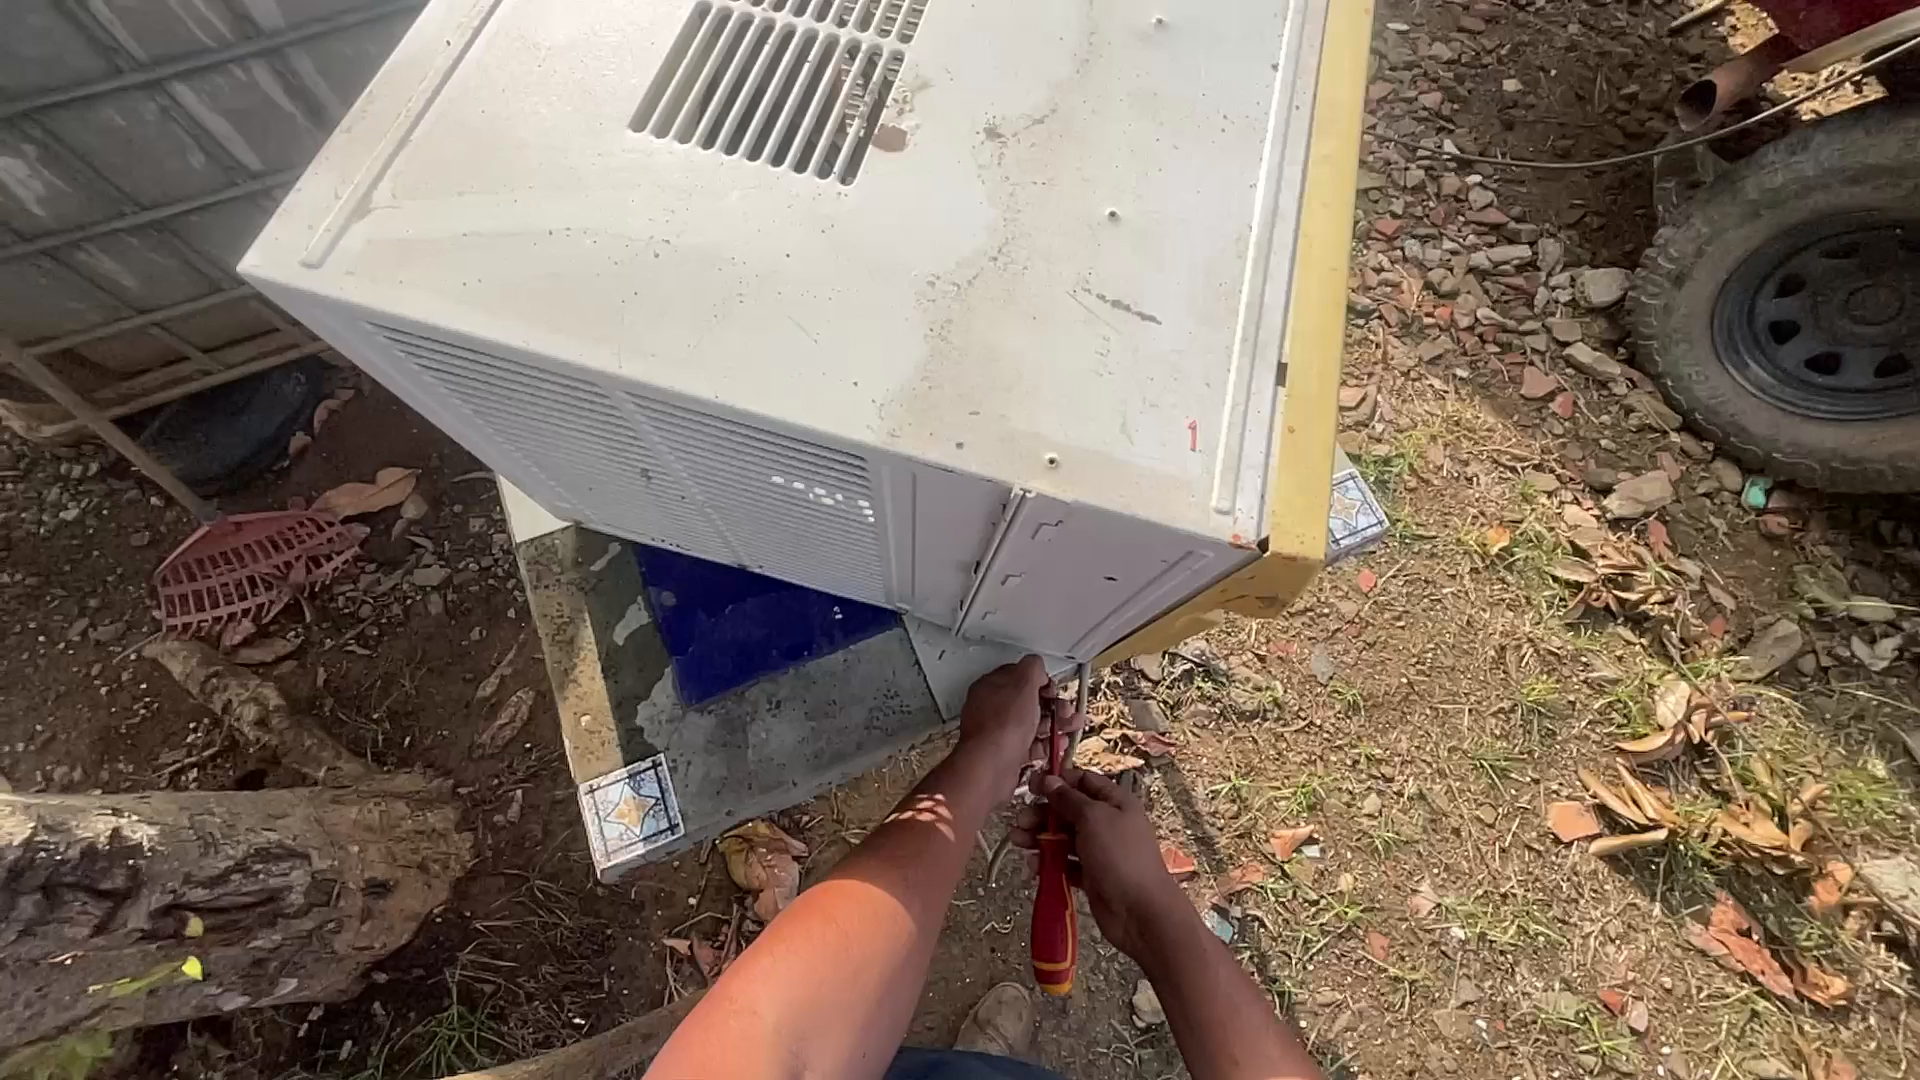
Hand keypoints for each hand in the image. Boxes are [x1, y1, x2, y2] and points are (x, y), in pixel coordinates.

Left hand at [957, 657, 1081, 781]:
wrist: (991, 766)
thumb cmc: (1003, 724)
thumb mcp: (1023, 684)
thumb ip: (1032, 668)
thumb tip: (1036, 664)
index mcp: (991, 687)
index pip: (1018, 676)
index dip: (1039, 680)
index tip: (1053, 689)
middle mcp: (991, 708)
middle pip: (1027, 701)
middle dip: (1052, 705)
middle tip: (1066, 711)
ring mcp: (997, 732)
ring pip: (1031, 724)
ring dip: (1054, 724)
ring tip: (1070, 727)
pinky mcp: (1005, 754)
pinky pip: (1029, 745)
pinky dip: (1046, 744)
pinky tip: (1058, 745)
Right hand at [1011, 768, 1188, 960]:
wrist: (1140, 913)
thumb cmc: (1120, 856)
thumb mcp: (1093, 818)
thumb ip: (1068, 799)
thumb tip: (1050, 780)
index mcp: (1115, 802)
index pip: (1083, 781)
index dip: (1058, 781)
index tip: (1032, 785)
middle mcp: (1107, 823)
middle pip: (1068, 810)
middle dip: (1043, 813)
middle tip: (1020, 819)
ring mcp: (1099, 851)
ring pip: (1063, 837)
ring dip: (1040, 837)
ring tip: (1018, 841)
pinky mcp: (1091, 876)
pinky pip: (1065, 864)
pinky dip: (1049, 863)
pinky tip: (1034, 866)